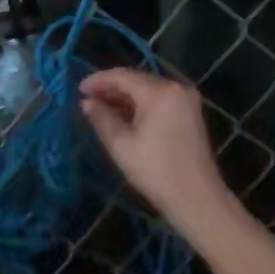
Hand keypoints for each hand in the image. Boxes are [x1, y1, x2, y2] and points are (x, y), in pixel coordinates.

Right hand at [79, 68, 232, 225]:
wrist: (196, 197)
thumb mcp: (121, 145)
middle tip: (88, 99)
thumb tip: (86, 103)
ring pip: (149, 90)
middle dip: (112, 88)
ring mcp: (187, 100)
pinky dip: (141, 105)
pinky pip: (160, 100)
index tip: (78, 89)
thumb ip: (102, 118)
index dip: (98, 80)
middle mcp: (177, 88)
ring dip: (126, 97)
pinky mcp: (191, 113)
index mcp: (160, 92)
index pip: (123, 76)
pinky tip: (124, 116)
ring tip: (101, 108)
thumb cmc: (155, 171)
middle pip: (137, 80)